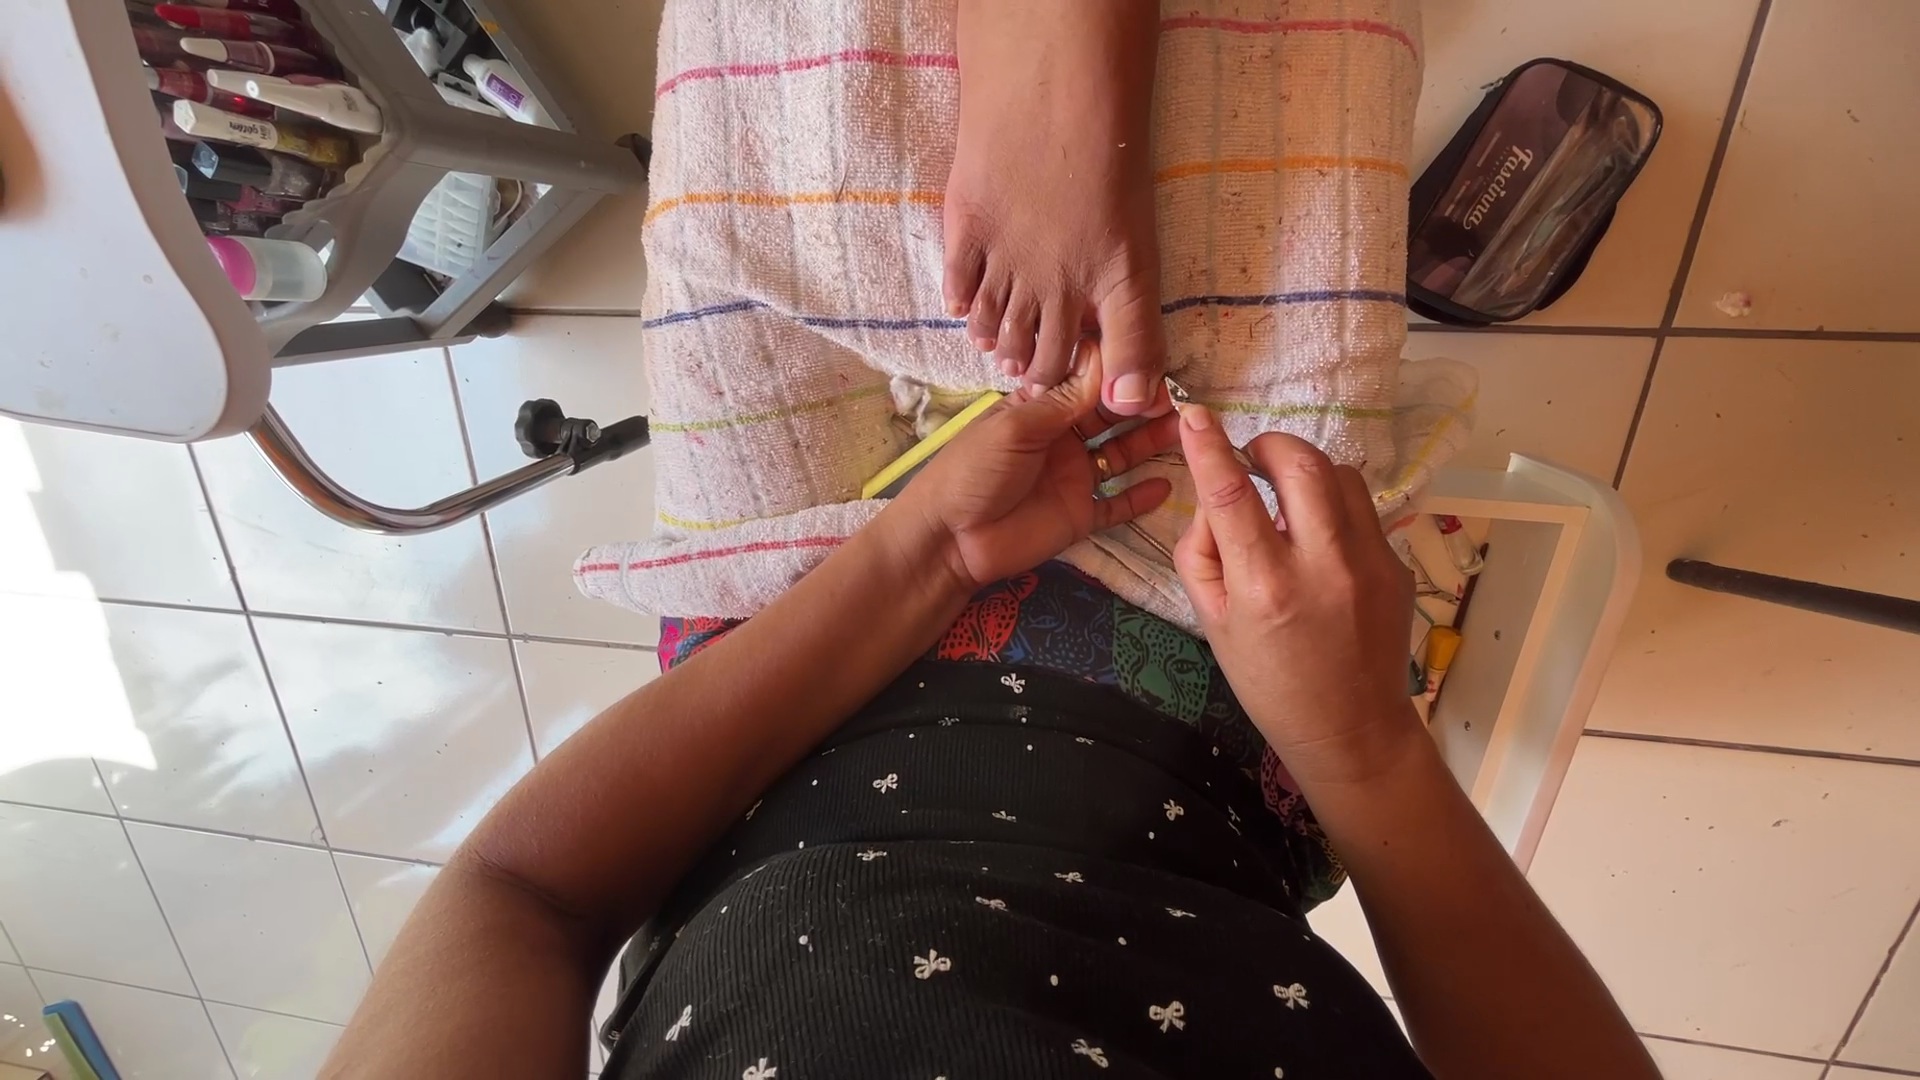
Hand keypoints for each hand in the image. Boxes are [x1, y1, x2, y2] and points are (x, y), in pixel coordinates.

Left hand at [886, 342, 1177, 590]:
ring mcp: (1073, 478)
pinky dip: (1140, 497)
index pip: (1088, 385)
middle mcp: (1062, 440)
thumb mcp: (1015, 427)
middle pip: (1112, 419)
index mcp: (1041, 411)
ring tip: (1188, 434)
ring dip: (1151, 444)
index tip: (1155, 365)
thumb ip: (1062, 399)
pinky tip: (1168, 486)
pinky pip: (1116, 504)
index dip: (1119, 376)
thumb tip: (1103, 355)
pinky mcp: (1078, 516)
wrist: (950, 539)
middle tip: (1180, 400)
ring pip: (1121, 457)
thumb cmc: (973, 471)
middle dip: (1143, 407)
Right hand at [1172, 405, 1421, 784]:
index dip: (1208, 447)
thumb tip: (1215, 499)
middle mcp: (1323, 565)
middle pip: (1301, 464)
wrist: (1350, 728)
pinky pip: (1361, 510)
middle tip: (1251, 457)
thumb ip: (1202, 553)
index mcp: (1264, 586)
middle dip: (1270, 444)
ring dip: (1305, 471)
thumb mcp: (1210, 621)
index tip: (1194, 414)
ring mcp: (1371, 563)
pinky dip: (1331, 508)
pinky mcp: (1398, 566)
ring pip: (1341, 475)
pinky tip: (1318, 542)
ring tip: (1286, 501)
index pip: (1230, 494)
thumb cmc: (1266, 680)